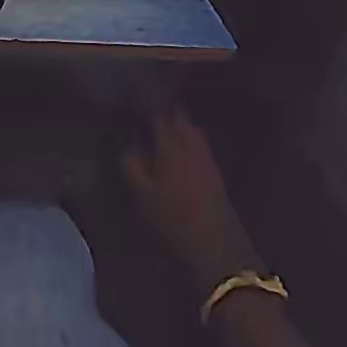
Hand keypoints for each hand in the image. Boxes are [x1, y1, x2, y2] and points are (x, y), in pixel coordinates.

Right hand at [121, 108, 258, 289]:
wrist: (218, 253)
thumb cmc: (173, 222)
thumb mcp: (140, 195)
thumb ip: (130, 164)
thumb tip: (128, 143)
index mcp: (171, 145)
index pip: (158, 113)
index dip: (145, 101)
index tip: (132, 93)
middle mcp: (191, 145)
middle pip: (179, 116)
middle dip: (164, 106)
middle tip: (146, 104)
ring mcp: (207, 159)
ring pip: (191, 129)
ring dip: (177, 121)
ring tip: (160, 123)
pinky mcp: (216, 174)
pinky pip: (198, 144)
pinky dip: (186, 137)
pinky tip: (176, 147)